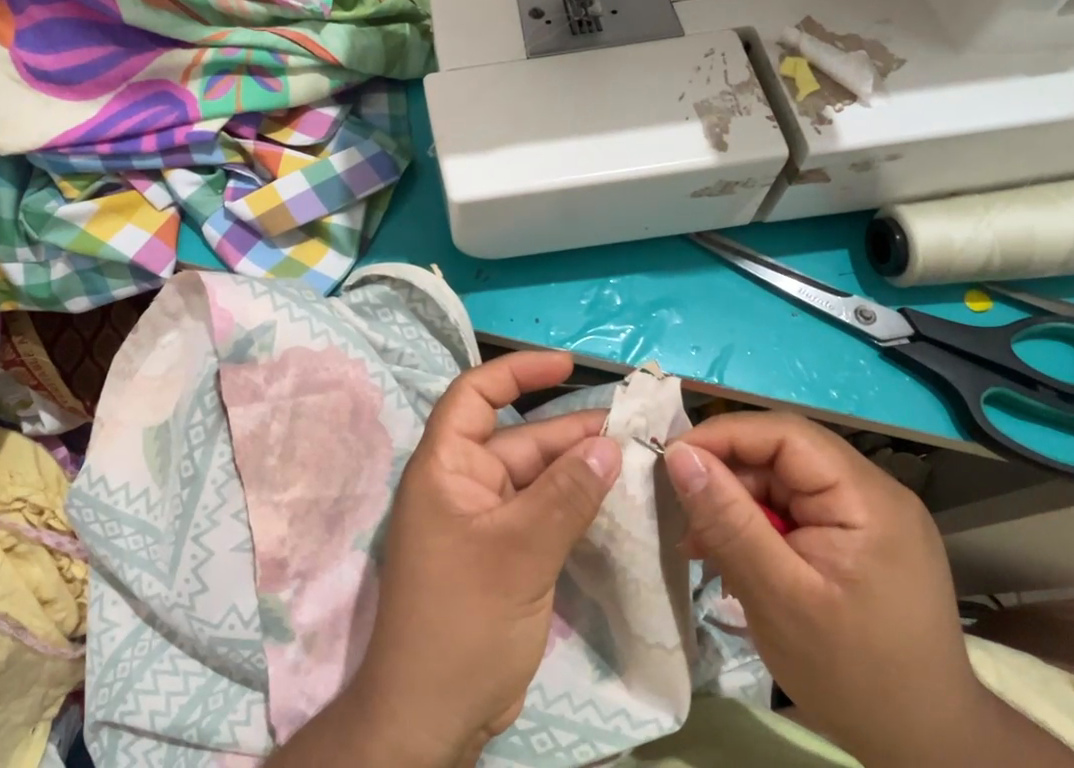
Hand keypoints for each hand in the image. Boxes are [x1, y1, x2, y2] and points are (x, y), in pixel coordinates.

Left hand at [273, 352, 619, 765]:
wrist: (435, 709)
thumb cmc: (463, 618)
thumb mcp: (518, 551)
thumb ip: (566, 495)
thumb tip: (608, 446)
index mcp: (445, 468)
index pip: (475, 397)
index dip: (517, 373)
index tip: (567, 364)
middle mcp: (462, 486)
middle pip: (519, 441)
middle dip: (572, 432)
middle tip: (637, 430)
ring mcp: (483, 524)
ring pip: (537, 481)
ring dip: (580, 472)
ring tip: (639, 461)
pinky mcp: (503, 558)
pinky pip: (542, 516)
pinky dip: (576, 507)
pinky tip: (618, 505)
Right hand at [664, 413, 1073, 767]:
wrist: (923, 742)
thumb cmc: (850, 671)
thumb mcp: (776, 594)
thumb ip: (728, 519)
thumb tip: (678, 455)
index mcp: (866, 498)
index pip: (784, 434)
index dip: (722, 436)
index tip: (669, 463)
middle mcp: (874, 494)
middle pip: (784, 457)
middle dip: (726, 478)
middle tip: (681, 515)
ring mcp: (871, 519)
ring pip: (785, 485)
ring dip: (738, 507)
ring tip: (701, 546)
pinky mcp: (861, 542)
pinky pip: (798, 513)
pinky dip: (760, 529)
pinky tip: (734, 558)